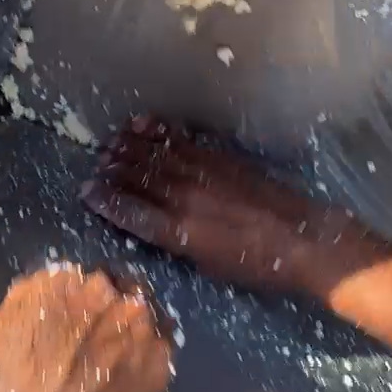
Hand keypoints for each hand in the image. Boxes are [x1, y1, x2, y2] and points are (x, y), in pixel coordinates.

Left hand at [0, 265, 173, 391]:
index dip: (131, 336)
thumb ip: (127, 387)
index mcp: (150, 366)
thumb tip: (120, 360)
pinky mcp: (48, 278)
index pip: (158, 333)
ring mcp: (90, 293)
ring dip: (73, 300)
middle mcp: (131, 320)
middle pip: (128, 298)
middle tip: (74, 332)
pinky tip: (20, 323)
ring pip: (91, 285)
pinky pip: (55, 280)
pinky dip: (40, 296)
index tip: (111, 343)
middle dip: (106, 311)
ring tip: (43, 329)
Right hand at [81, 116, 391, 299]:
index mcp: (180, 232)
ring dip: (131, 147)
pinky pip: (184, 141)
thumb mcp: (210, 265)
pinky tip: (146, 125)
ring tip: (111, 141)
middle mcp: (186, 198)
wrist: (304, 239)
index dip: (107, 201)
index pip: (132, 213)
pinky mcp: (221, 158)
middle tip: (96, 162)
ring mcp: (204, 174)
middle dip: (114, 169)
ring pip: (158, 155)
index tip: (86, 192)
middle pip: (140, 178)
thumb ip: (180, 241)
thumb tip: (159, 225)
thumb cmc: (258, 266)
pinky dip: (161, 132)